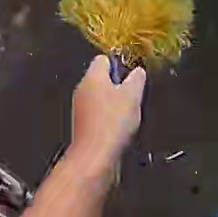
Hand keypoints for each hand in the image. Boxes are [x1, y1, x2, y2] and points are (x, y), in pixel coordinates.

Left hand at [68, 55, 145, 171]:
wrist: (94, 157)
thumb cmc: (114, 121)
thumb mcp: (133, 95)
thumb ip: (136, 79)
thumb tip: (137, 71)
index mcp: (93, 76)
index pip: (103, 59)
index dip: (119, 64)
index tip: (131, 75)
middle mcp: (82, 88)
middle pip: (101, 78)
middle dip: (118, 84)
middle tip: (133, 94)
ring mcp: (79, 108)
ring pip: (99, 96)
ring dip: (113, 102)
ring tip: (127, 113)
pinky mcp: (81, 125)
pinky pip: (97, 113)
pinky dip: (107, 117)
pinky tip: (118, 127)